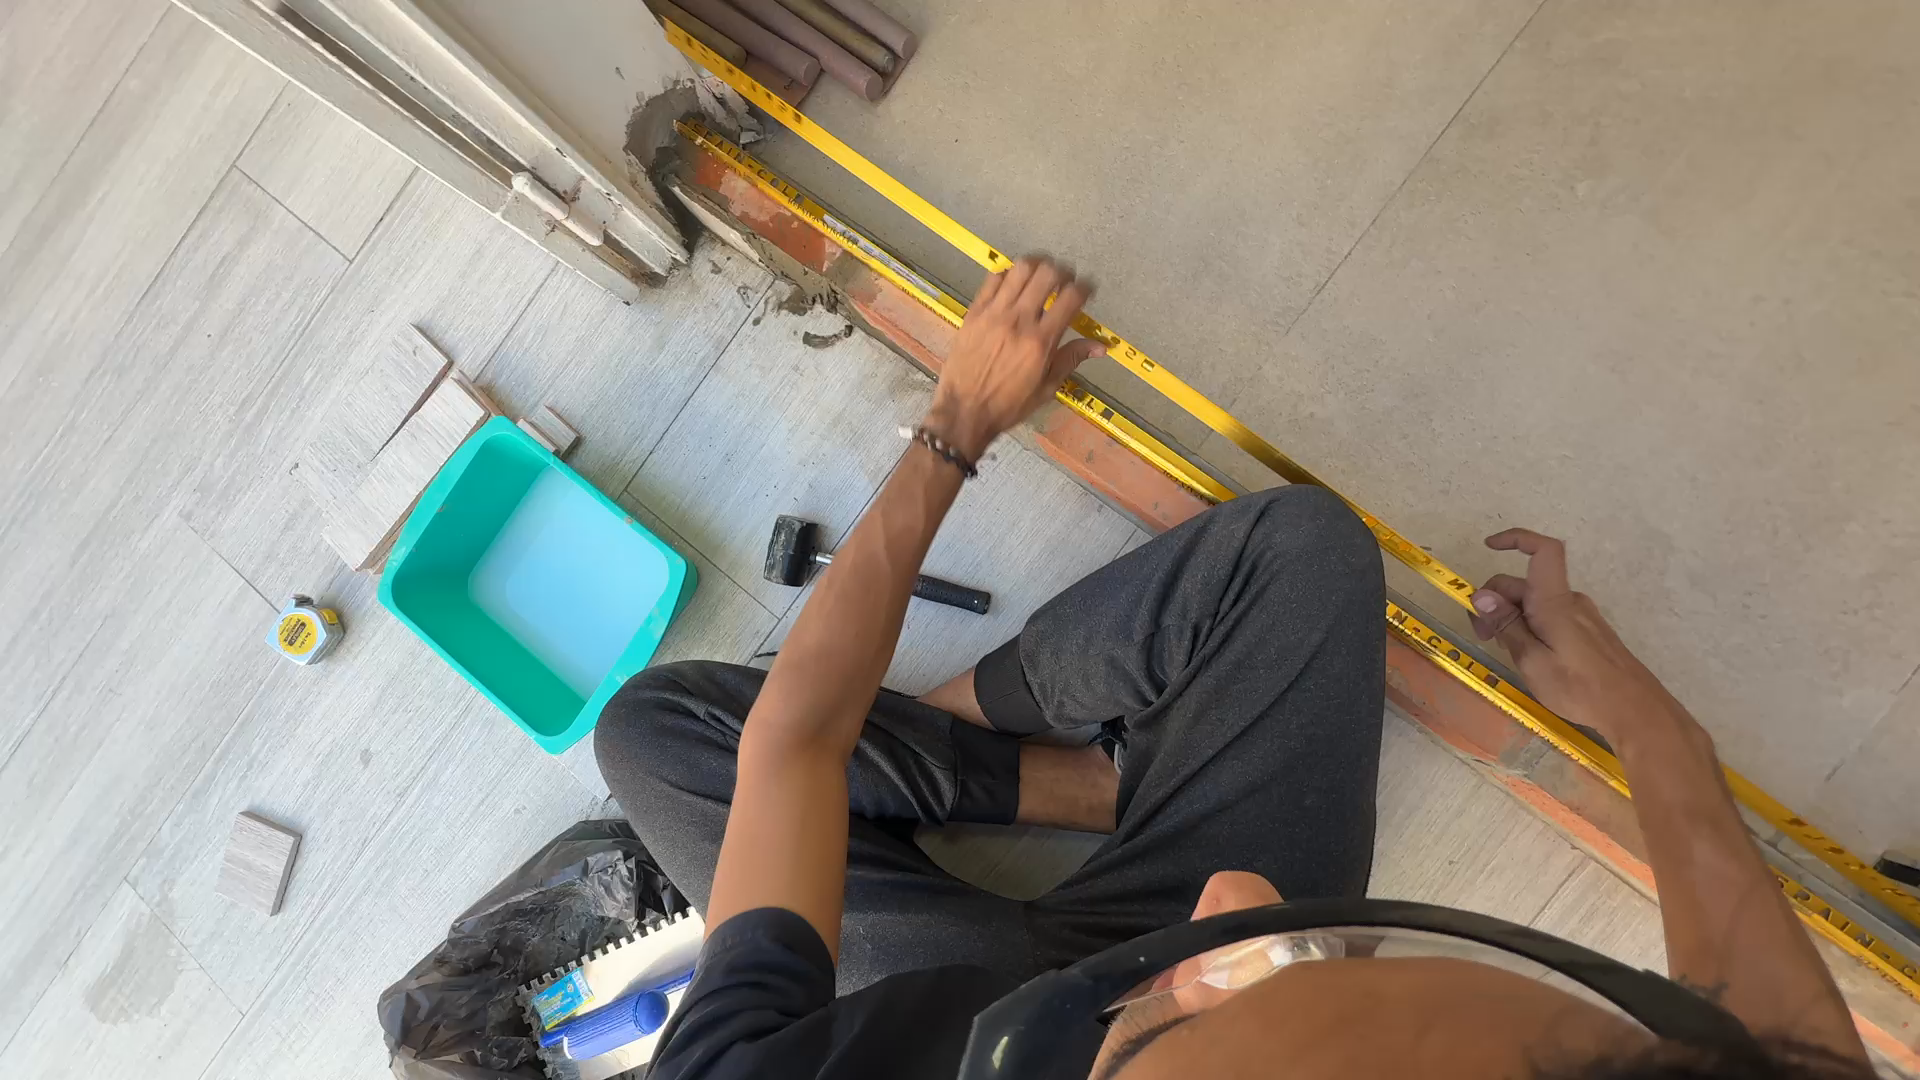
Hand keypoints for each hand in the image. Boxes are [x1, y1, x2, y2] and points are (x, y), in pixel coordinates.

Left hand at [923, 256, 1105, 458]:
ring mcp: (994, 313)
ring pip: (1020, 268)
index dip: (1085, 288)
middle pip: (1047, 273)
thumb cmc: (1008, 405)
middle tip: (1064, 281)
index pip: (1071, 298)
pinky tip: (1012, 286)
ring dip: (1036, 266)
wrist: (964, 411)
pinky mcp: (974, 312)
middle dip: (1062, 271)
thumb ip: (1071, 360)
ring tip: (1040, 276)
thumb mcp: (1046, 388)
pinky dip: (1008, 276)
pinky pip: (993, 279)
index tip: (1087, 291)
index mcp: (1041, 341)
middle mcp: (1019, 320)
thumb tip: (1101, 347)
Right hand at [1470, 528, 1684, 747]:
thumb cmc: (1580, 688)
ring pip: (1532, 601)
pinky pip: (1546, 615)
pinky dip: (1525, 624)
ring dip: (1507, 615)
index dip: (1516, 539)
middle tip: (1479, 635)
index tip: (1487, 546)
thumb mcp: (1531, 659)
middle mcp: (1569, 601)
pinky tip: (1523, 651)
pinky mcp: (1584, 631)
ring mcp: (1579, 616)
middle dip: (1492, 600)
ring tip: (1501, 648)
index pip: (1544, 551)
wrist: (1637, 713)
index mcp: (1554, 603)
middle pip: (1522, 583)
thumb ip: (1506, 625)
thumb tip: (1481, 595)